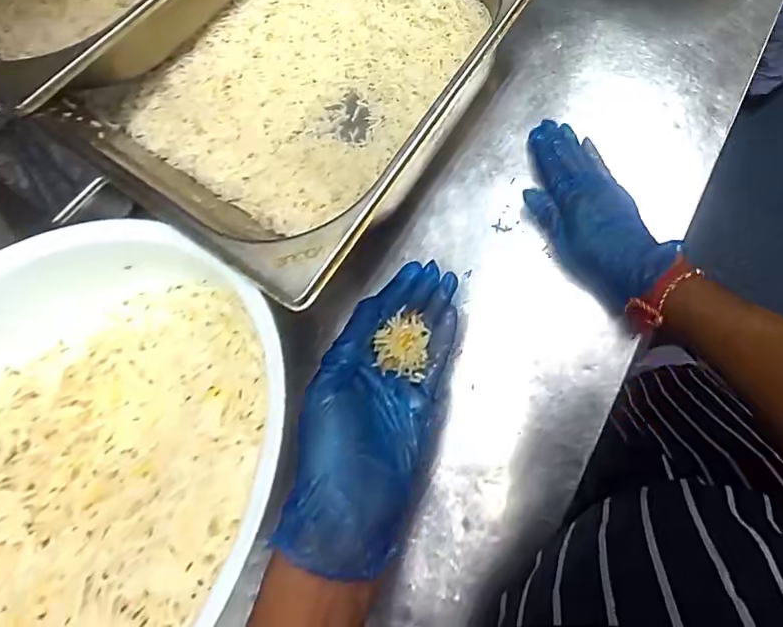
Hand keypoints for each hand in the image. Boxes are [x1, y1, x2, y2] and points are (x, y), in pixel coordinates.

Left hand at [271, 261, 459, 580]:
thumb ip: (350, 349)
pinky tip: (453, 317)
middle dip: (417, 296)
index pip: (373, 318)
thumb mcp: (329, 392)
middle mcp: (374, 370)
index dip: (393, 293)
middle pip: (400, 323)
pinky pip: (436, 363)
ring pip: (421, 338)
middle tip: (435, 271)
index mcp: (347, 366)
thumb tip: (371, 311)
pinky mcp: (423, 402)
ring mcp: (401, 385)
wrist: (350, 511)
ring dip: (434, 311)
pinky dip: (445, 339)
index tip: (412, 271)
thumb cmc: (331, 450)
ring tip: (449, 284)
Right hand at [523, 120, 681, 309]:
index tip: (535, 135)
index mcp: (569, 197)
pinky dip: (593, 154)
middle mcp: (586, 186)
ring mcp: (604, 186)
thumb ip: (547, 214)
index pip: (552, 170)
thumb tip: (530, 192)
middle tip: (547, 124)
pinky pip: (601, 165)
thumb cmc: (594, 258)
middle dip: (556, 142)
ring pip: (583, 159)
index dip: (542, 153)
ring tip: (563, 128)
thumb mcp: (562, 240)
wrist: (635, 264)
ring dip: (572, 143)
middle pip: (567, 160)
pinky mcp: (617, 191)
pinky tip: (588, 143)